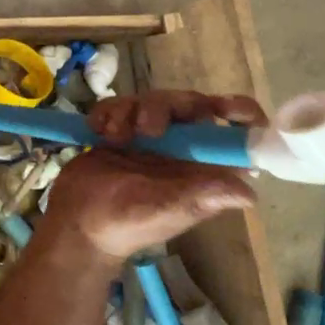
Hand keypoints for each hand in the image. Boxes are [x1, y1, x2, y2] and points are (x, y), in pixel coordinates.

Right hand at [44, 91, 263, 262]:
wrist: (76, 223)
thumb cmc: (123, 224)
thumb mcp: (162, 212)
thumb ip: (198, 198)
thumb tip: (248, 194)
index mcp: (204, 169)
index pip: (235, 136)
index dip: (241, 115)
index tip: (224, 107)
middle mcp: (183, 150)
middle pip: (191, 105)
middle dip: (165, 107)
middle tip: (144, 130)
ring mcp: (150, 138)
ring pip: (153, 99)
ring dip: (129, 110)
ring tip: (113, 138)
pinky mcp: (121, 130)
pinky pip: (120, 104)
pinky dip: (107, 112)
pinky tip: (98, 131)